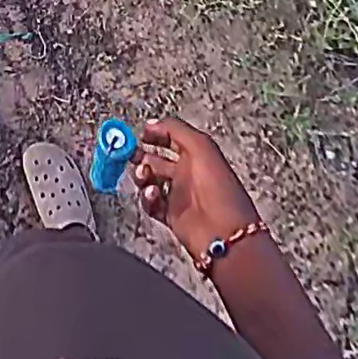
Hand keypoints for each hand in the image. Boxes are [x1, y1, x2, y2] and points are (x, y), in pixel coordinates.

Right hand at [134, 117, 261, 260]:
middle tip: (132, 156)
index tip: (141, 135)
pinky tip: (153, 195)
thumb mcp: (200, 146)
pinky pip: (151, 203)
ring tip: (143, 176)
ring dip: (141, 175)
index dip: (155, 134)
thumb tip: (150, 124)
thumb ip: (175, 129)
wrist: (224, 234)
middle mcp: (186, 173)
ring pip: (149, 180)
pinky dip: (147, 198)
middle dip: (141, 155)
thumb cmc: (216, 186)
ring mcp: (178, 195)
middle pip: (155, 159)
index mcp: (195, 155)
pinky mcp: (171, 216)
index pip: (170, 138)